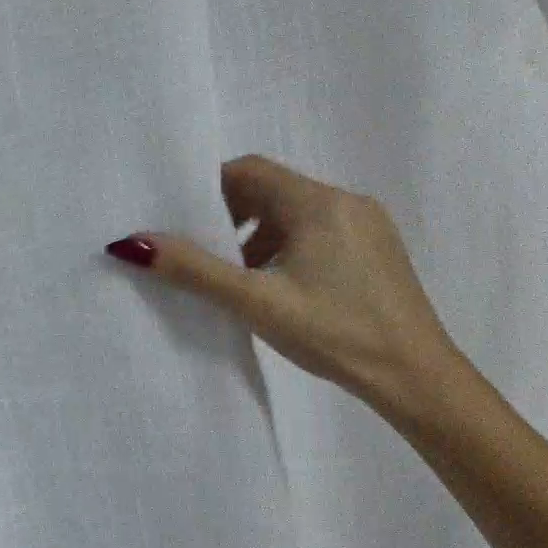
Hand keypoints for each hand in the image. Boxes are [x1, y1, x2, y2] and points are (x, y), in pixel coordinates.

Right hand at [107, 155, 466, 411]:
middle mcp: (346, 203)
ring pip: (290, 213)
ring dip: (251, 235)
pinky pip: (313, 232)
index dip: (206, 188)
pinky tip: (269, 286)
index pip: (249, 170)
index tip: (175, 218)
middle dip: (226, 215)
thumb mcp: (253, 301)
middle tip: (193, 250)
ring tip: (229, 276)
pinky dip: (280, 247)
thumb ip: (192, 269)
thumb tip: (132, 243)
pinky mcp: (373, 251)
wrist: (415, 376)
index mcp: (319, 204)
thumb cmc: (333, 331)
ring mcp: (365, 226)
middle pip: (269, 189)